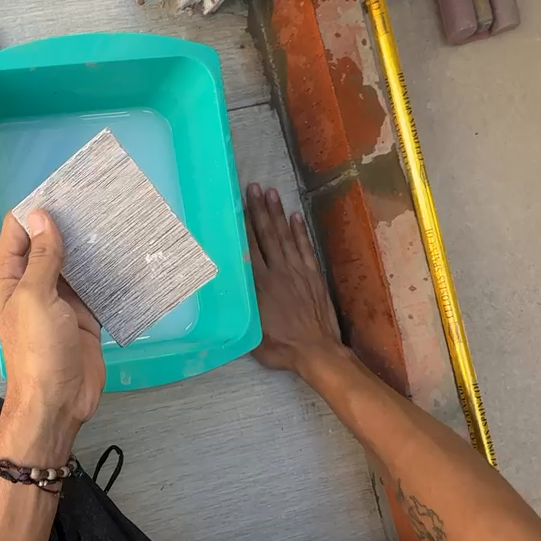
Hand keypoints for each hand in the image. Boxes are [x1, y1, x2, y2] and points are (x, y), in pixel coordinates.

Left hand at [0, 210, 104, 463]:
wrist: (59, 401)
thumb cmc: (38, 351)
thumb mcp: (36, 298)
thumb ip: (43, 258)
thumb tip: (42, 216)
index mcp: (11, 279)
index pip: (18, 232)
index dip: (37, 209)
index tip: (64, 188)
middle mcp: (34, 285)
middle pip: (49, 244)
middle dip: (69, 223)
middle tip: (98, 197)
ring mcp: (60, 301)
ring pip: (75, 263)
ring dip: (90, 245)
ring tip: (115, 218)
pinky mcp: (84, 316)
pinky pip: (96, 286)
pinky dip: (107, 272)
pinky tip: (125, 253)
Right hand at [245, 183, 349, 380]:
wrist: (316, 351)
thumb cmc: (280, 347)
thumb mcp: (251, 331)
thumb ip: (240, 308)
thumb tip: (224, 292)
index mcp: (260, 285)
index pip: (249, 248)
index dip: (243, 226)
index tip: (236, 206)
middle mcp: (279, 272)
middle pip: (267, 235)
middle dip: (259, 210)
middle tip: (252, 188)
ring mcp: (298, 272)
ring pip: (286, 237)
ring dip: (278, 214)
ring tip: (271, 193)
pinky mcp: (313, 277)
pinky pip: (305, 248)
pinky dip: (300, 232)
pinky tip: (295, 217)